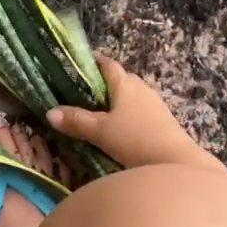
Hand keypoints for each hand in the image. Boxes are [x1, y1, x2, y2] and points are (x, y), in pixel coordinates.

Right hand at [46, 55, 221, 171]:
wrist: (176, 163)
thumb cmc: (135, 140)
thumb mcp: (101, 131)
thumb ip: (77, 121)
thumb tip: (50, 112)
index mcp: (125, 83)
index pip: (108, 64)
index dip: (94, 62)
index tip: (80, 65)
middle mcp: (141, 88)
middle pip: (121, 79)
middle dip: (104, 84)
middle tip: (85, 94)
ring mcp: (155, 104)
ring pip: (132, 96)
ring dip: (118, 101)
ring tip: (100, 114)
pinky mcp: (163, 121)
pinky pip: (141, 110)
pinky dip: (129, 115)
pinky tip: (121, 130)